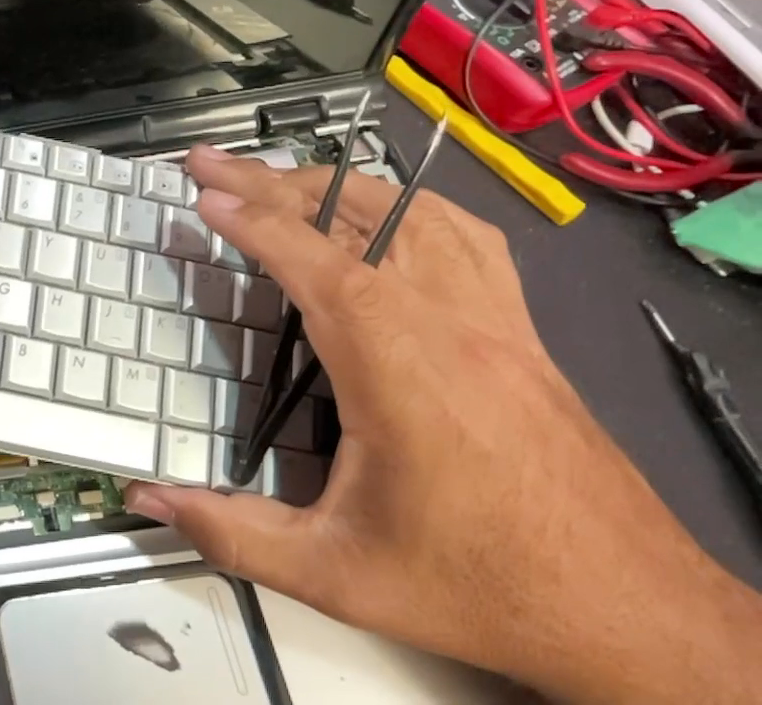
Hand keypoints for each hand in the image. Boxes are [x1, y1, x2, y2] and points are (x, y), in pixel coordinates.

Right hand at [123, 147, 761, 704]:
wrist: (633, 616)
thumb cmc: (481, 588)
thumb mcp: (337, 575)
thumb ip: (231, 532)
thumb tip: (147, 498)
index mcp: (402, 373)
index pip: (318, 266)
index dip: (254, 223)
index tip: (205, 198)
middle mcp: (454, 329)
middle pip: (359, 222)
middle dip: (274, 183)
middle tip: (210, 163)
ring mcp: (498, 325)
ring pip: (416, 217)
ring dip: (336, 185)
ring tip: (275, 175)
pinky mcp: (524, 336)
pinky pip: (471, 241)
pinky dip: (414, 206)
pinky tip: (386, 208)